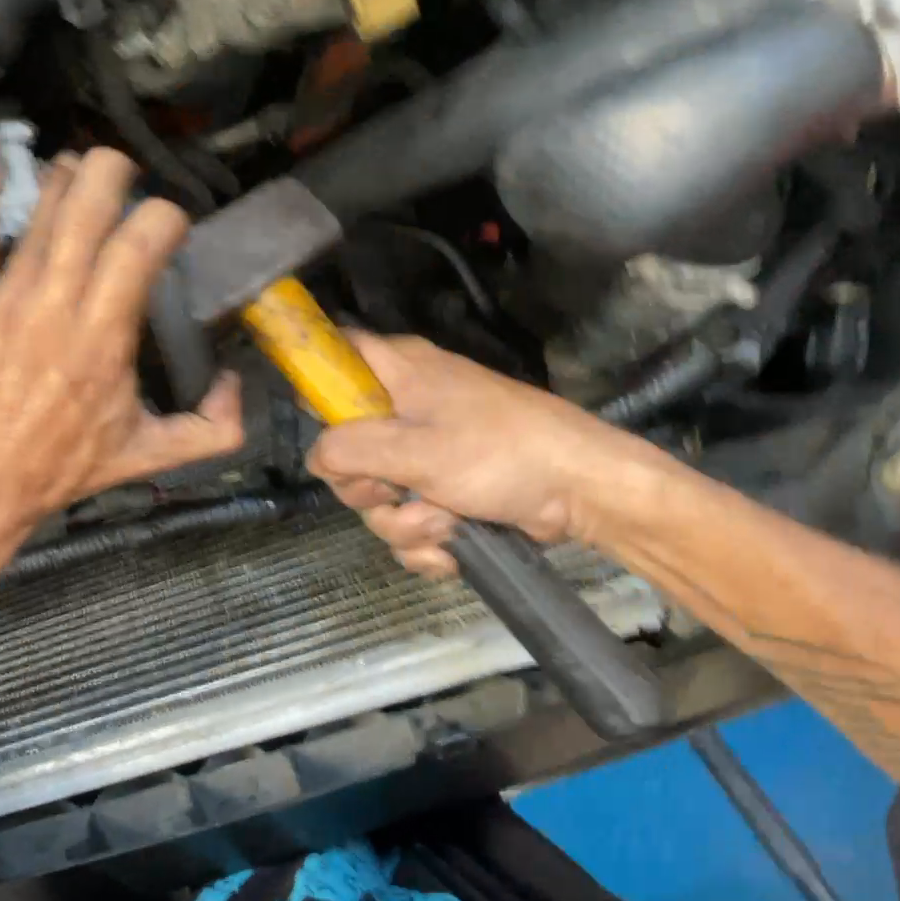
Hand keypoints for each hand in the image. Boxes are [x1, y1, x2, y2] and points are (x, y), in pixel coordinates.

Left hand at [0, 148, 244, 531]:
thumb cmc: (65, 468)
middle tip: (121, 171)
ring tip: (72, 167)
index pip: (140, 248)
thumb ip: (213, 428)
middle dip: (111, 175)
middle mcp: (57, 310)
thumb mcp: (151, 456)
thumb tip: (237, 382)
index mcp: (106, 339)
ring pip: (36, 224)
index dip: (163, 218)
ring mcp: (5, 307)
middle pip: (87, 217)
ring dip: (58, 184)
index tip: (168, 224)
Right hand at [306, 332, 671, 576]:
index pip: (333, 355)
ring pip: (373, 494)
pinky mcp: (441, 489)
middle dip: (366, 487)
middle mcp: (402, 405)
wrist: (586, 493)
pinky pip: (403, 520)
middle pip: (342, 446)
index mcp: (396, 371)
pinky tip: (452, 544)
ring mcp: (421, 451)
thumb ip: (346, 451)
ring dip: (403, 523)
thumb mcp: (413, 449)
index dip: (314, 384)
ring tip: (444, 524)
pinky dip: (425, 541)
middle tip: (395, 489)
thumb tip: (317, 459)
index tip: (319, 426)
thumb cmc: (502, 453)